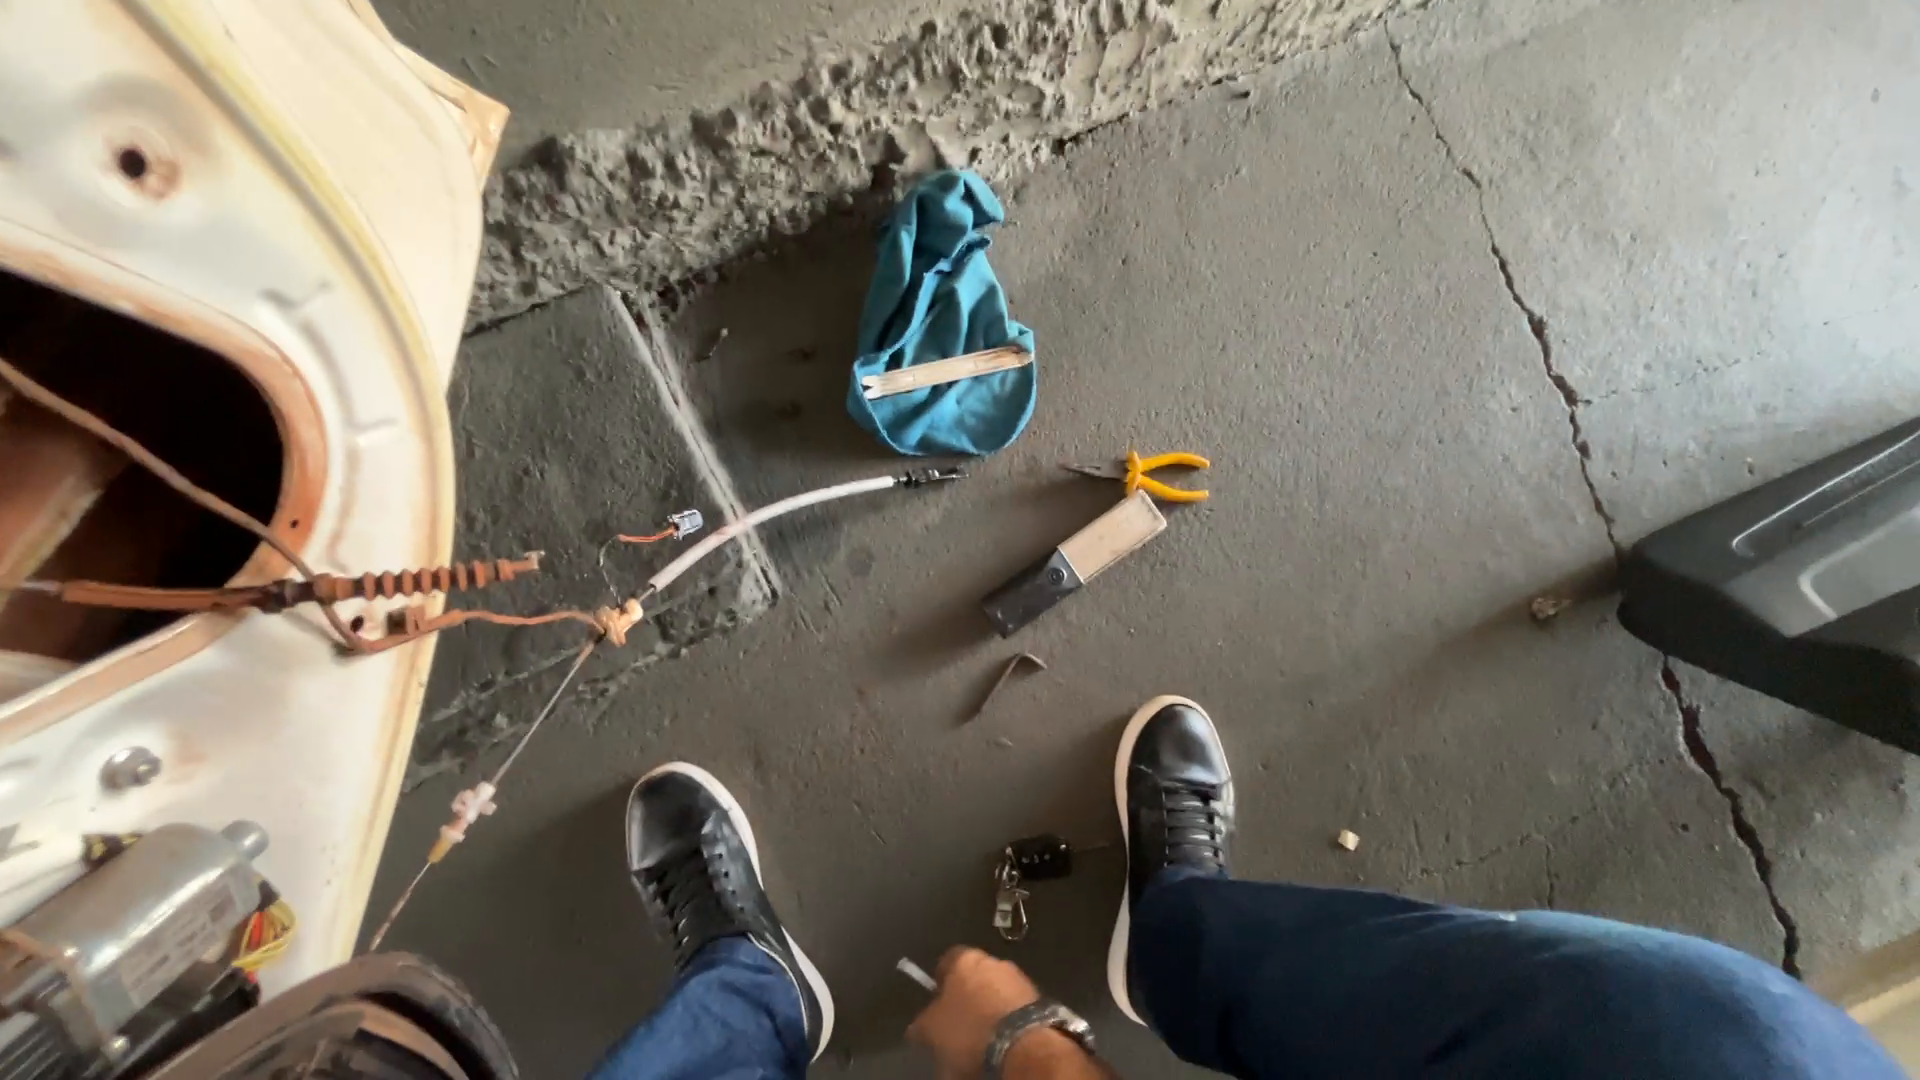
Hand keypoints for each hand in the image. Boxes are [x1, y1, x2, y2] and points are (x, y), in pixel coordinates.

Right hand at [906, 947, 1040, 1077]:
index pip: (946, 961)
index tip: (936, 1009)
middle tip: (956, 1030)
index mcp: (965, 958)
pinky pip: (1013, 1010)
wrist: (1024, 1045)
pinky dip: (1005, 1023)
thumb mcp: (932, 1031)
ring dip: (987, 1013)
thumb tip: (917, 1027)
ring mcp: (1019, 978)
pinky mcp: (1038, 1000)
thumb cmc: (970, 1029)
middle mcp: (993, 960)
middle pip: (972, 978)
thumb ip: (921, 1024)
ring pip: (994, 994)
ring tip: (979, 1043)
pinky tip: (999, 1044)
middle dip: (965, 1000)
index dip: (939, 985)